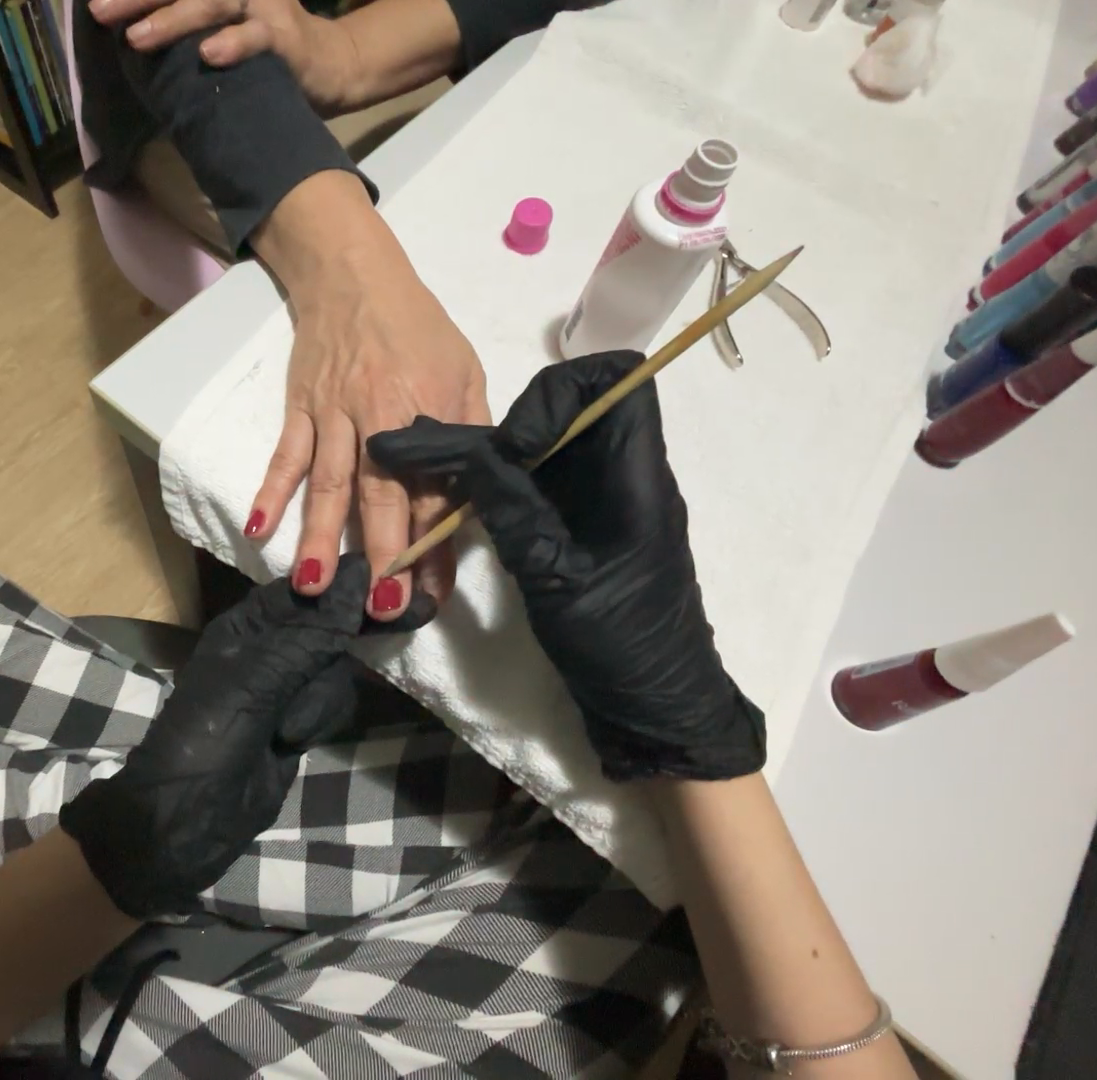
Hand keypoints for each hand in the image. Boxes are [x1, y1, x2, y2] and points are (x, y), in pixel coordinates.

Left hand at [59, 556, 429, 917]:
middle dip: (357, 627)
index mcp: (244, 625)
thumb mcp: (257, 681)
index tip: (391, 579)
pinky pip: (333, 701)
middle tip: (417, 610)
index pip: (304, 588)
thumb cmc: (209, 737)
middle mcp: (268, 647)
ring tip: (289, 729)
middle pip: (329, 624)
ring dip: (322, 697)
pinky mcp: (301, 720)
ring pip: (336, 668)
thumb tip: (360, 576)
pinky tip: (294, 741)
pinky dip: (322, 718)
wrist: (189, 820)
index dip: (347, 581)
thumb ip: (312, 634)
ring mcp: (286, 686)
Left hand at [90, 0, 360, 112]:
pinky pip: (257, 38)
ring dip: (173, 20)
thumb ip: (184, 17)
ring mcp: (263, 7)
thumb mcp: (220, 23)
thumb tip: (130, 27)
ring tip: (138, 40)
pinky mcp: (285, 40)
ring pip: (213, 3)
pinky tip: (207, 55)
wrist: (328, 67)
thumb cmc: (261, 48)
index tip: (94, 3)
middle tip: (100, 11)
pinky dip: (233, 45)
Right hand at [248, 172, 490, 620]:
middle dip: (383, 552)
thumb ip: (472, 429)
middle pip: (381, 493)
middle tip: (381, 607)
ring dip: (322, 535)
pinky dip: (270, 489)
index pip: (435, 487)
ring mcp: (334, 413)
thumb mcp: (465, 370)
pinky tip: (258, 528)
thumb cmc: (418, 328)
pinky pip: (284, 453)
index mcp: (428, 407)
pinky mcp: (301, 408)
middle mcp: (380, 415)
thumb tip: (476, 492)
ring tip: (315, 587)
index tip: (433, 592)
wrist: (354, 275)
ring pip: (328, 482)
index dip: (435, 542)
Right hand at [366, 352, 765, 781]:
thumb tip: (471, 457)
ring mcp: (604, 496)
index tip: (518, 444)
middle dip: (517, 419)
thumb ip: (513, 512)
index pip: (618, 381)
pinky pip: (544, 478)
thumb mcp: (555, 580)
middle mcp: (624, 473)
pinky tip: (464, 493)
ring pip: (552, 440)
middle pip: (575, 402)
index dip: (561, 391)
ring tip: (444, 468)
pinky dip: (504, 477)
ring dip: (502, 449)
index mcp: (637, 479)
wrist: (652, 704)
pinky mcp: (584, 520)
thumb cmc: (618, 648)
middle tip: (472, 463)